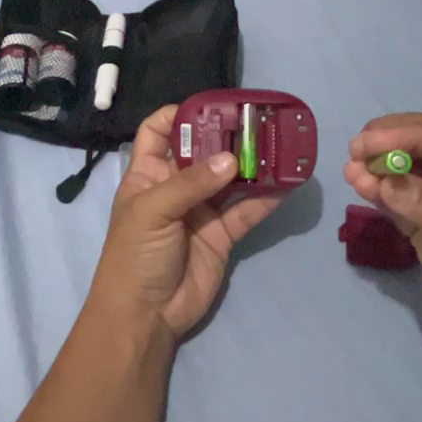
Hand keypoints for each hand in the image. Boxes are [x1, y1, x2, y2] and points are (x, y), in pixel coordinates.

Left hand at [89, 106, 281, 338]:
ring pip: (230, 179)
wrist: (146, 315)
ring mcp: (200, 210)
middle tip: (259, 120)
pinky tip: (287, 183)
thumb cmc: (135, 254)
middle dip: (227, 136)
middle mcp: (175, 186)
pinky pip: (246, 211)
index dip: (179, 115)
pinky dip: (265, 198)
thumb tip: (231, 160)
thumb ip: (191, 183)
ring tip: (279, 145)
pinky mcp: (222, 235)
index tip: (211, 106)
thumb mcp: (153, 211)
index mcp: (148, 174)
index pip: (158, 131)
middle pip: (202, 151)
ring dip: (252, 165)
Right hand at [343, 113, 421, 364]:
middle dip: (389, 144)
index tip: (371, 139)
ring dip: (378, 169)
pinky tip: (360, 188)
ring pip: (406, 175)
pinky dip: (378, 195)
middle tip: (356, 150)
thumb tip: (387, 181)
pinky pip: (399, 206)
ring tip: (351, 172)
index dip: (410, 134)